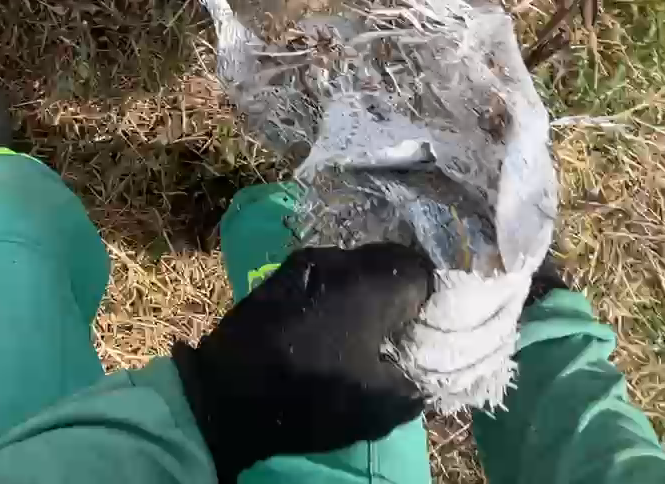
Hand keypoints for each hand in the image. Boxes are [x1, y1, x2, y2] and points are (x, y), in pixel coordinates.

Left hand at [173, 243, 434, 481]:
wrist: (231, 390)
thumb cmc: (312, 395)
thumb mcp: (380, 404)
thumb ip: (414, 381)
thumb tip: (423, 367)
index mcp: (369, 284)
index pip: (419, 269)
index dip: (433, 295)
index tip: (434, 322)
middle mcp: (339, 260)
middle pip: (387, 259)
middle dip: (402, 286)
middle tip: (408, 323)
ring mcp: (306, 261)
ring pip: (355, 263)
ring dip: (370, 286)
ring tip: (373, 325)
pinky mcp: (283, 272)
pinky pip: (328, 271)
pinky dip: (342, 289)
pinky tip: (338, 320)